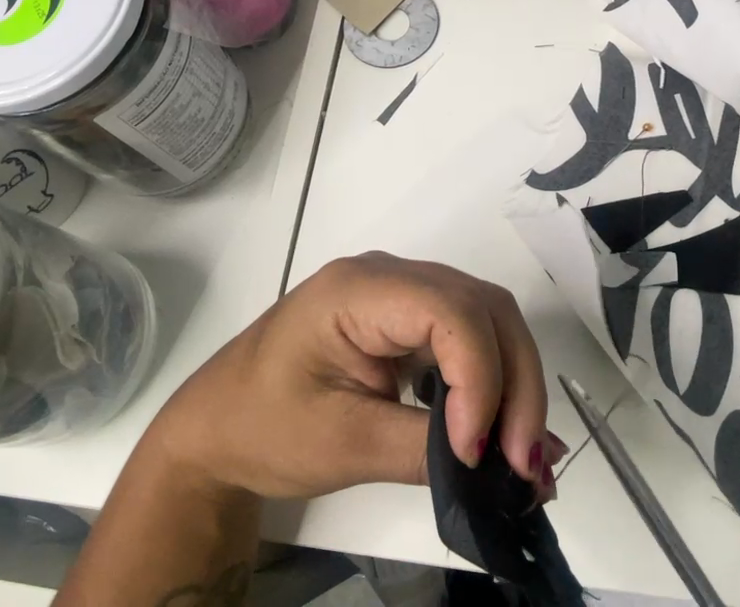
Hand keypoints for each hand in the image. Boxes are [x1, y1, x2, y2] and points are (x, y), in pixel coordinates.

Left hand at [148, 252, 569, 500]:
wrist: (215, 427)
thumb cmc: (261, 427)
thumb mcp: (341, 443)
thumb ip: (424, 448)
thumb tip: (500, 463)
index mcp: (358, 290)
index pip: (450, 312)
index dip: (480, 378)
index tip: (473, 453)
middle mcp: (389, 275)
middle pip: (482, 308)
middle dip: (514, 381)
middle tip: (523, 458)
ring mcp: (399, 293)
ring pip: (486, 318)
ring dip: (512, 381)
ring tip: (517, 450)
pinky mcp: (406, 320)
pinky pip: (469, 336)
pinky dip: (494, 379)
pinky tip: (496, 426)